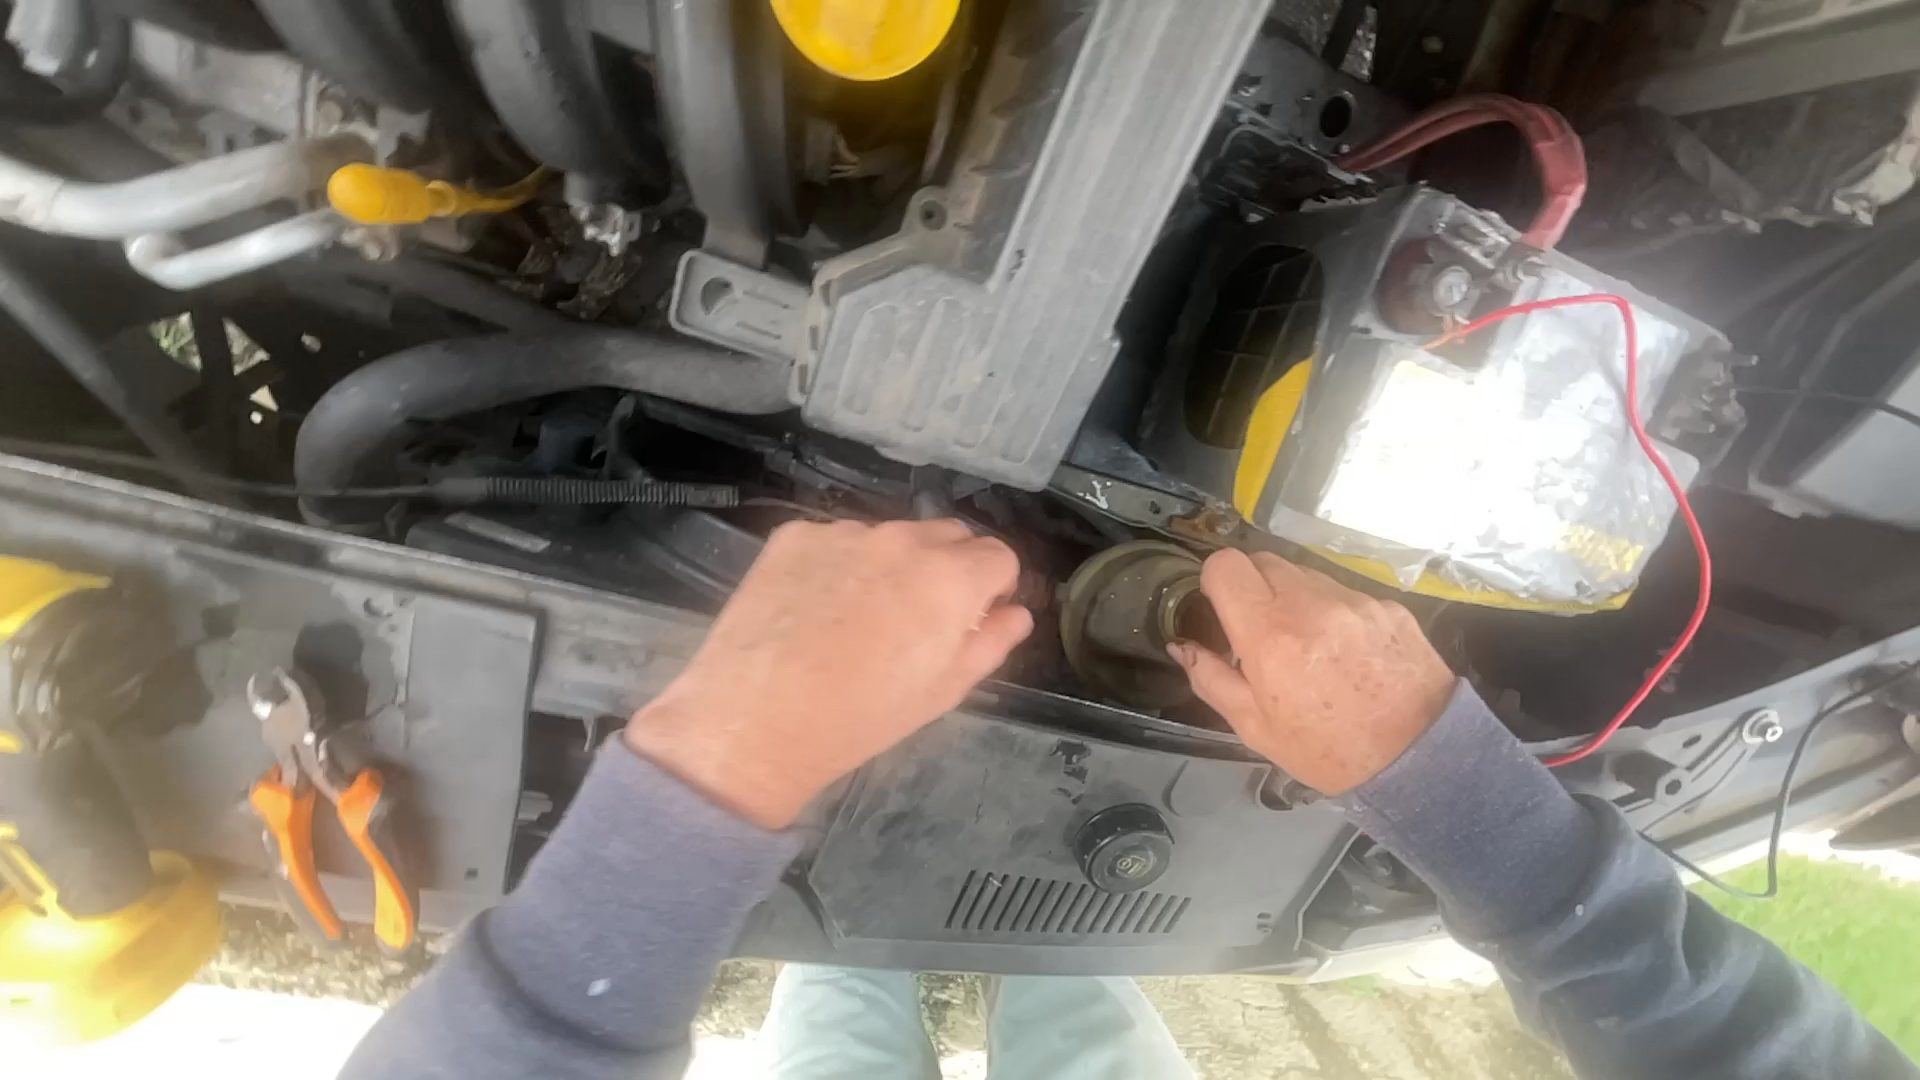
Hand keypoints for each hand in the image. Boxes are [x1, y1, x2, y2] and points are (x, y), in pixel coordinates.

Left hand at [624, 519, 1032, 827]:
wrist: (755, 720)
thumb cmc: (862, 717)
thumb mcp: (942, 691)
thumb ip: (990, 643)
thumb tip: (1016, 613)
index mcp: (950, 577)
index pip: (999, 555)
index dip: (994, 587)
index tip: (975, 615)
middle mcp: (902, 539)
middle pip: (949, 535)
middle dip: (950, 567)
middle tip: (920, 616)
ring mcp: (844, 531)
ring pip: (890, 536)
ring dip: (892, 564)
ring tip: (859, 615)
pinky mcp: (795, 534)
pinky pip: (836, 540)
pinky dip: (839, 564)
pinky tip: (815, 607)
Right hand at [1166, 549, 1454, 795]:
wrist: (1425, 761)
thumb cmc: (1328, 751)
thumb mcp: (1254, 726)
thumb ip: (1210, 678)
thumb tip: (1183, 646)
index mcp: (1269, 634)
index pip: (1225, 565)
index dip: (1214, 580)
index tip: (1220, 606)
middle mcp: (1311, 604)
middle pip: (1262, 560)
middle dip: (1251, 586)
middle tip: (1257, 627)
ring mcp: (1354, 601)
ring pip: (1303, 574)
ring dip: (1291, 596)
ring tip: (1304, 642)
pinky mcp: (1388, 606)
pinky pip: (1342, 592)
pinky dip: (1331, 610)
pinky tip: (1344, 651)